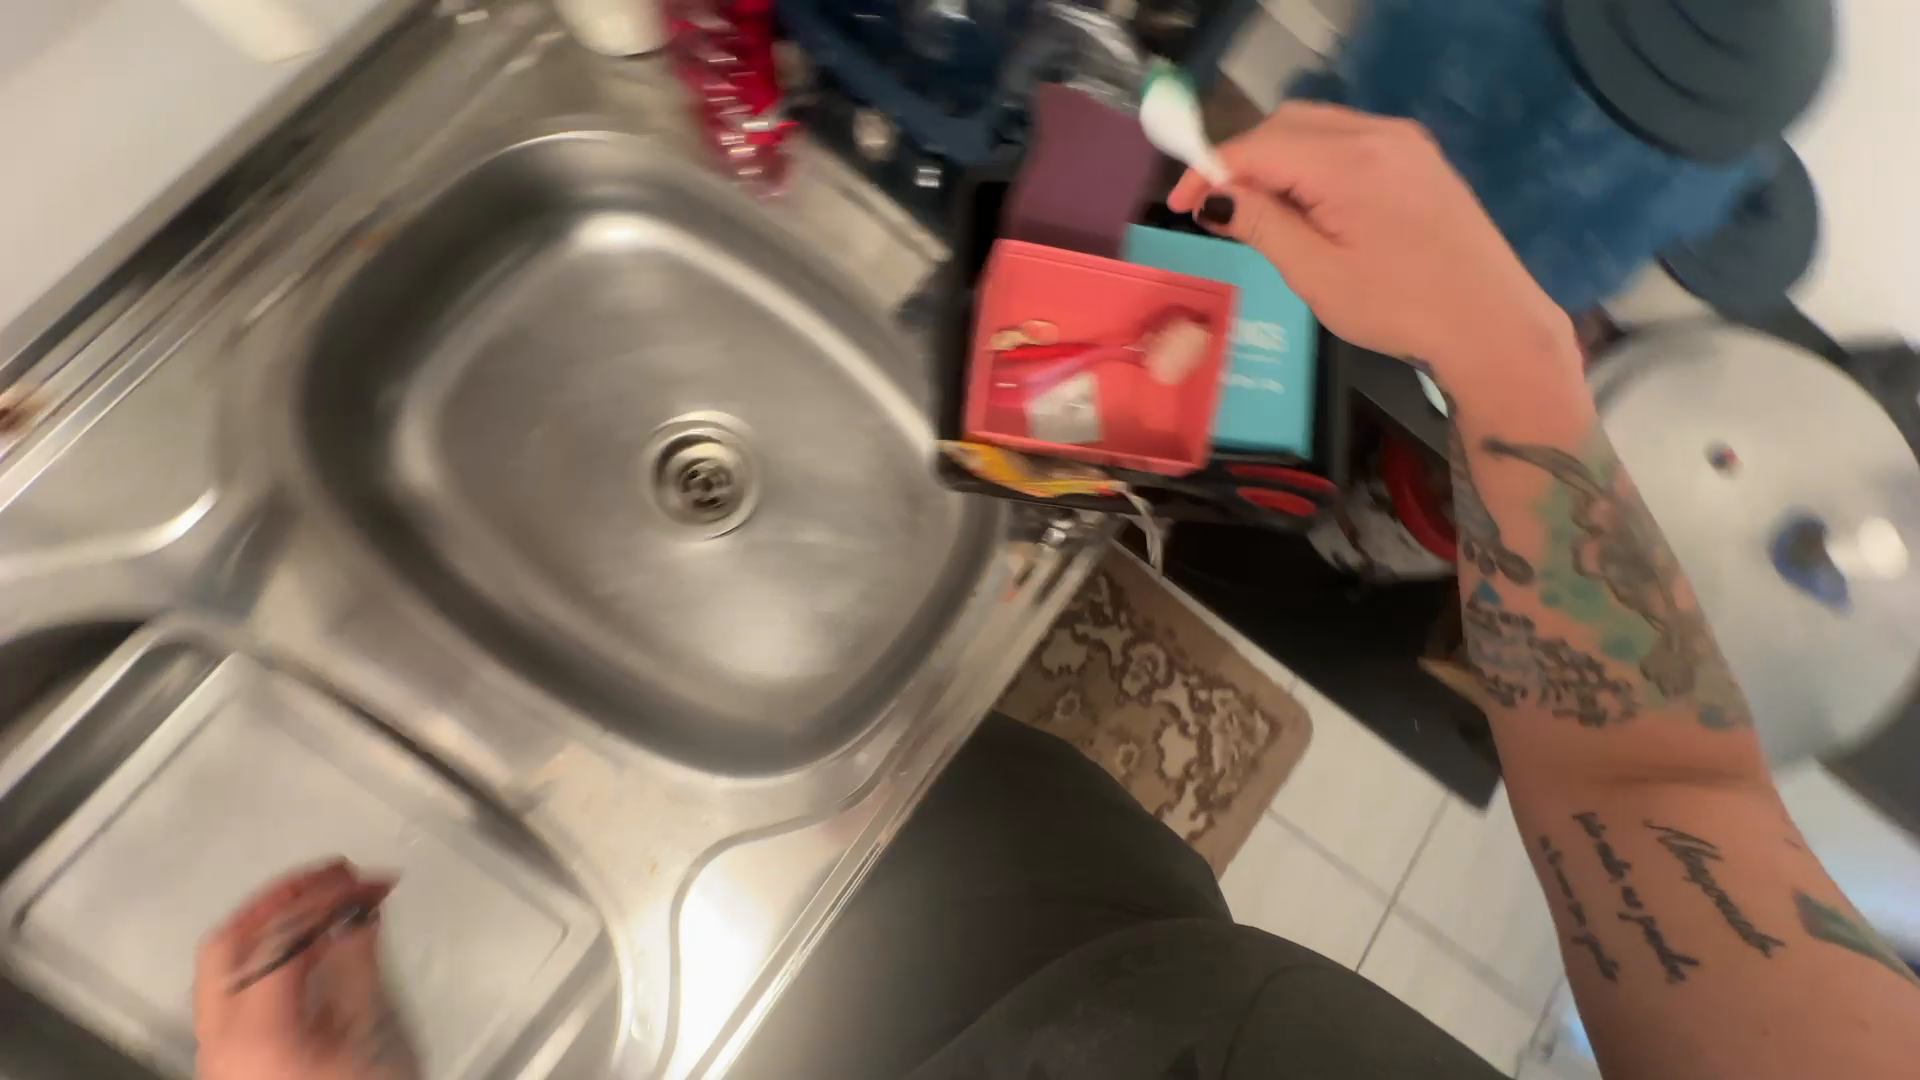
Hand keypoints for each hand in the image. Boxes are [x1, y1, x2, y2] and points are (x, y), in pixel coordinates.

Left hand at [195, 859, 419, 1079]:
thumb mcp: (372, 1024)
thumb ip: (358, 962)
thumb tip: (356, 910)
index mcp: (256, 1029)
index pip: (280, 935)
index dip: (327, 896)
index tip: (368, 879)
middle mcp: (219, 1038)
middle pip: (229, 944)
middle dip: (284, 896)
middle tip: (335, 873)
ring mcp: (217, 1046)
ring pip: (226, 960)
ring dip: (277, 917)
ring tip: (328, 893)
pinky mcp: (231, 1049)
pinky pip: (237, 980)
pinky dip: (275, 944)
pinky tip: (316, 935)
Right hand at [1166, 103, 1574, 388]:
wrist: (1487, 321)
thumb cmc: (1395, 306)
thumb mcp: (1315, 273)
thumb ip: (1261, 225)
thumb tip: (1212, 197)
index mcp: (1350, 162)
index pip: (1259, 146)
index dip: (1209, 170)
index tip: (1178, 206)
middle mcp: (1378, 134)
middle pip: (1286, 124)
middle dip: (1239, 160)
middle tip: (1214, 211)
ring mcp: (1402, 141)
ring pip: (1314, 128)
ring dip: (1272, 160)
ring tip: (1252, 212)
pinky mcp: (1415, 157)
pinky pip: (1344, 141)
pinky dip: (1306, 163)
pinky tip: (1301, 205)